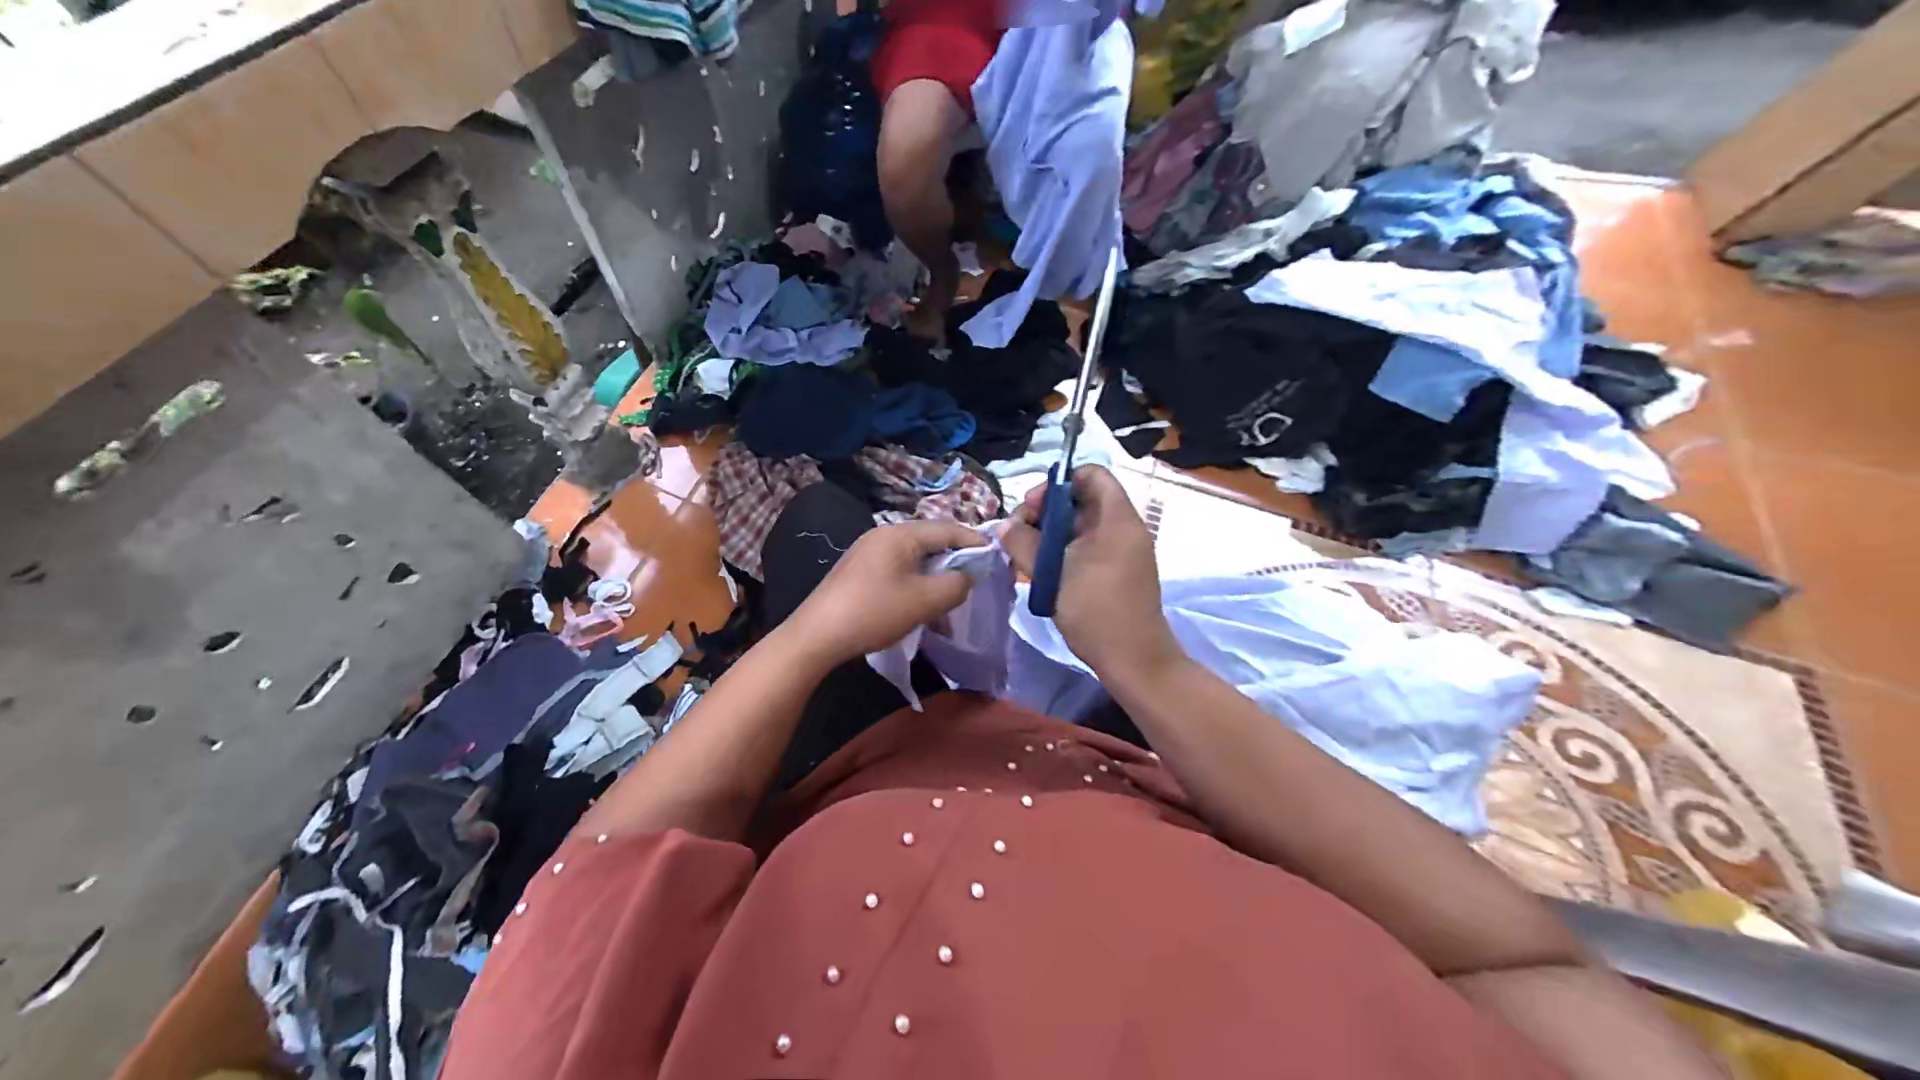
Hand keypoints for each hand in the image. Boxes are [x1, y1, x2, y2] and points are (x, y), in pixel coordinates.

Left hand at [780, 520, 985, 668]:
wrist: (817, 636)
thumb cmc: (874, 612)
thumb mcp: (925, 601)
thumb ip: (956, 584)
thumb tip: (966, 577)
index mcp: (900, 534)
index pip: (949, 529)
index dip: (975, 543)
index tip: (996, 559)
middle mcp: (883, 535)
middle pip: (931, 542)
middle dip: (955, 563)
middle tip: (975, 582)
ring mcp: (868, 552)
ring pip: (915, 560)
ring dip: (935, 578)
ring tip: (949, 602)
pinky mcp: (859, 572)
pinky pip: (898, 571)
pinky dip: (916, 585)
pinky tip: (921, 608)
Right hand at [1001, 465, 1183, 678]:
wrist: (1134, 660)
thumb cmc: (1096, 610)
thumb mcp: (1052, 573)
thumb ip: (1025, 543)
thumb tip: (1004, 527)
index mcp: (1117, 518)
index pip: (1090, 474)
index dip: (1057, 483)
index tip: (1031, 509)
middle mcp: (1123, 528)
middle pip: (1080, 500)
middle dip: (1044, 513)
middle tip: (1018, 535)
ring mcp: (1121, 550)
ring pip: (1079, 526)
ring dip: (1048, 535)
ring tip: (1023, 556)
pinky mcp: (1115, 571)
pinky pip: (1085, 547)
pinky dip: (1061, 552)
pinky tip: (1040, 571)